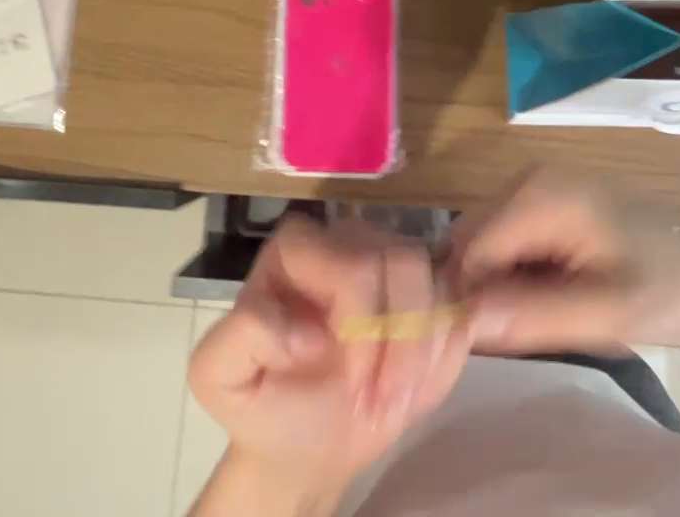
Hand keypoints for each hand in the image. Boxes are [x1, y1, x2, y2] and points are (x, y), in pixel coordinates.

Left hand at [188, 216, 473, 483]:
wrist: (312, 441)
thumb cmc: (266, 405)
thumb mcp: (221, 377)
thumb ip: (242, 335)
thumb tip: (303, 329)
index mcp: (296, 247)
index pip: (354, 264)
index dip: (363, 328)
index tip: (352, 387)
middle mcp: (347, 238)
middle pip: (403, 265)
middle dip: (398, 348)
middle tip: (380, 404)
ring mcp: (392, 258)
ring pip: (435, 281)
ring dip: (422, 353)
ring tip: (395, 400)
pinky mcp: (429, 288)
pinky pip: (458, 302)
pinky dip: (444, 350)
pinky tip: (414, 384)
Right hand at [448, 170, 679, 352]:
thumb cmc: (667, 294)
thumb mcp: (609, 316)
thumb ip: (538, 317)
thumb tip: (467, 319)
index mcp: (545, 196)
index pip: (470, 248)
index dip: (472, 295)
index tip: (495, 334)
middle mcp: (531, 177)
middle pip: (471, 240)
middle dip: (485, 286)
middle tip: (523, 327)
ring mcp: (536, 182)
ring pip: (482, 240)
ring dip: (498, 280)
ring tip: (541, 309)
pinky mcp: (543, 195)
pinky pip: (502, 236)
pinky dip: (512, 269)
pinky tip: (546, 290)